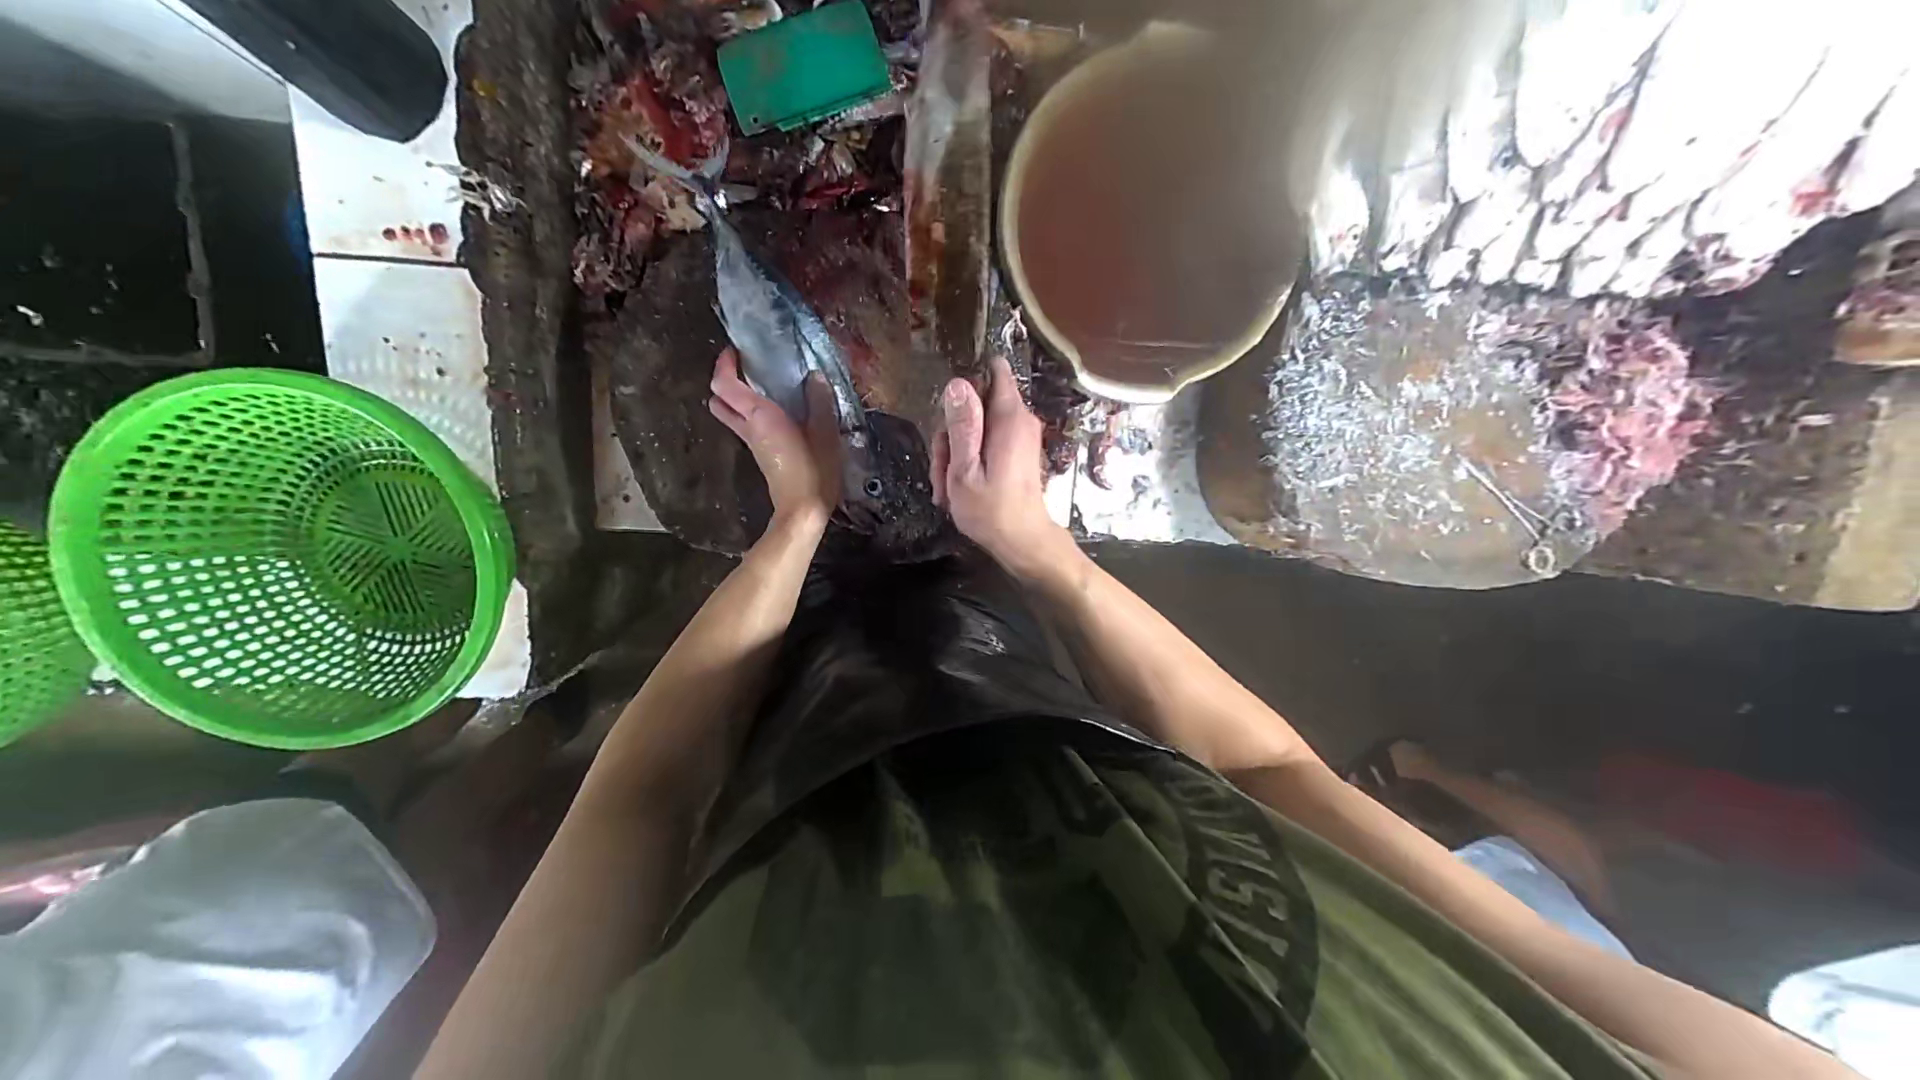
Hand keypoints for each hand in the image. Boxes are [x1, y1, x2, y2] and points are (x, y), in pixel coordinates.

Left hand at [709, 348, 839, 530]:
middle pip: (719, 399)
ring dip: (735, 398)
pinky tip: (776, 410)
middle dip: (725, 380)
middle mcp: (749, 426)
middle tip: (745, 367)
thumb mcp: (824, 433)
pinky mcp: (761, 453)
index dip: (724, 364)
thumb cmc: (813, 470)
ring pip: (730, 413)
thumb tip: (815, 377)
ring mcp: (752, 442)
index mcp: (760, 415)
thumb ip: (819, 402)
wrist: (803, 509)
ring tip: (761, 385)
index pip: (725, 384)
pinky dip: (750, 412)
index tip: (735, 351)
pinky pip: (746, 424)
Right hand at [931, 353, 1078, 580]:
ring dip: (955, 453)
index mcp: (1009, 418)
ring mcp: (1019, 435)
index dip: (967, 382)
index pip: (994, 371)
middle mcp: (1020, 420)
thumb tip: (957, 383)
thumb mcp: (964, 469)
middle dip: (952, 433)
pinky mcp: (1016, 450)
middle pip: (976, 405)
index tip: (950, 411)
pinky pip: (986, 442)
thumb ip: (962, 426)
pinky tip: (958, 487)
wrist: (1022, 542)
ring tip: (948, 486)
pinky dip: (968, 461)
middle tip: (942, 469)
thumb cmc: (991, 511)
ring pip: (976, 427)